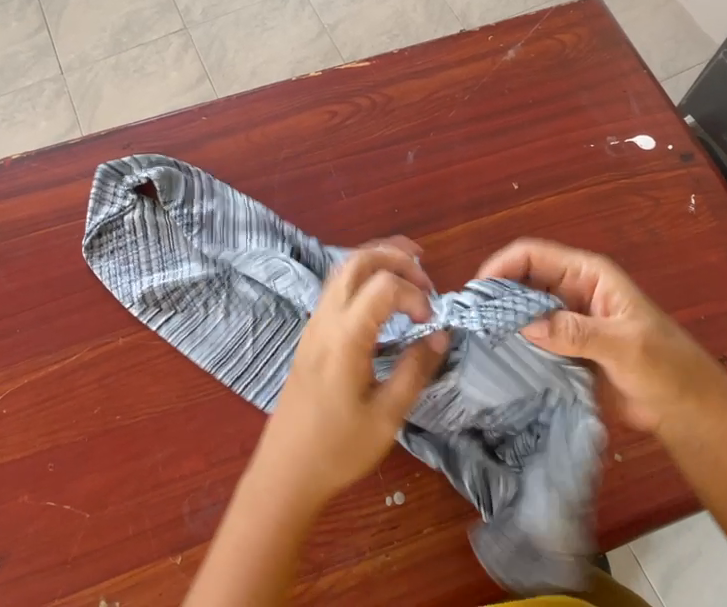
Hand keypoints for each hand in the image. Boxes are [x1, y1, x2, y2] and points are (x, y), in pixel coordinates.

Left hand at [251, 238, 450, 508]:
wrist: (285, 470)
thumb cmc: (338, 449)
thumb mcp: (387, 416)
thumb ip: (415, 370)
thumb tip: (440, 335)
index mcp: (345, 336)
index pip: (384, 286)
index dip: (414, 294)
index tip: (431, 322)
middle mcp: (325, 320)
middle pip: (357, 261)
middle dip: (394, 255)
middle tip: (425, 272)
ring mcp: (313, 325)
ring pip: (342, 271)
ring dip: (376, 262)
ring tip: (409, 272)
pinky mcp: (310, 336)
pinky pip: (336, 289)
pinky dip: (363, 279)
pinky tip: (382, 301)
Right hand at [478, 237, 726, 431]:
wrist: (687, 410)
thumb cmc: (665, 366)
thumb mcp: (623, 345)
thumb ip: (576, 332)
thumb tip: (524, 325)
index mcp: (588, 275)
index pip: (534, 256)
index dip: (503, 266)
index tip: (477, 292)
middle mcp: (573, 291)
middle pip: (523, 280)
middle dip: (496, 294)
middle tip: (469, 320)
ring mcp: (568, 321)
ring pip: (523, 310)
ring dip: (503, 321)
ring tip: (474, 340)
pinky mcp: (565, 349)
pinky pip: (532, 339)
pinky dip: (514, 344)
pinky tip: (496, 359)